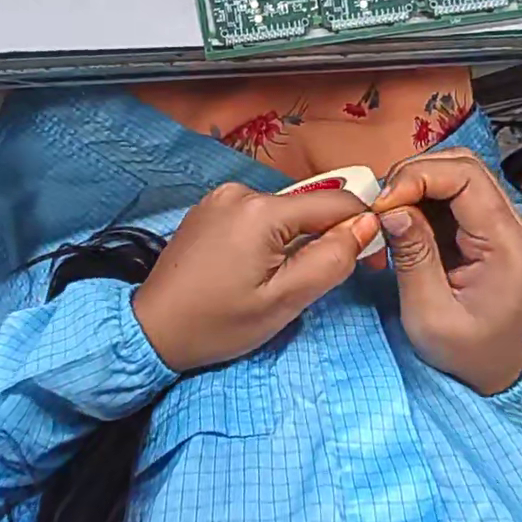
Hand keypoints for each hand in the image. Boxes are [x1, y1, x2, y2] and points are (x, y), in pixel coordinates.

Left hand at [133, 184, 380, 371]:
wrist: (151, 329)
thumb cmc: (218, 323)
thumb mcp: (284, 301)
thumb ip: (331, 259)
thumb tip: (367, 225)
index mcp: (261, 210)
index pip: (336, 203)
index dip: (362, 229)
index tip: (370, 262)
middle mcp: (239, 191)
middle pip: (307, 207)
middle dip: (324, 238)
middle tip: (315, 282)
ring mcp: (219, 197)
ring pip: (282, 213)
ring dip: (294, 240)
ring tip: (277, 280)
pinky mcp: (207, 210)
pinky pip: (255, 216)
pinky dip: (267, 238)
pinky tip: (252, 269)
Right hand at [373, 148, 521, 394]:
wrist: (488, 372)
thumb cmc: (463, 353)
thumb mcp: (429, 314)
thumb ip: (413, 258)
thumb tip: (393, 210)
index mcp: (505, 244)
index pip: (466, 178)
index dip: (418, 178)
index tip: (381, 204)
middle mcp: (507, 225)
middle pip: (462, 165)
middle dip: (412, 175)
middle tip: (379, 205)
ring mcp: (494, 225)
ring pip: (454, 174)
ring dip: (413, 184)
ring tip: (385, 213)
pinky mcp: (477, 230)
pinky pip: (446, 195)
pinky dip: (415, 198)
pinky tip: (397, 220)